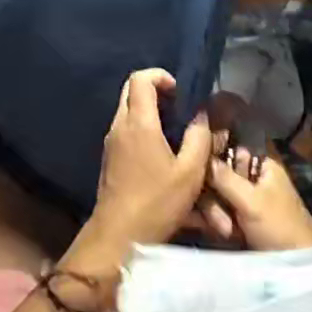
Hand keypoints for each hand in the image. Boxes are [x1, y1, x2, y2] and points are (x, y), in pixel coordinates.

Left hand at [87, 69, 221, 249]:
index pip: (140, 78)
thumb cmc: (156, 202)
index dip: (161, 76)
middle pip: (131, 91)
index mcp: (138, 122)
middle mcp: (119, 126)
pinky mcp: (110, 157)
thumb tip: (201, 115)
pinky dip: (143, 128)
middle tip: (180, 107)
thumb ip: (198, 138)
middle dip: (155, 91)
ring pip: (127, 111)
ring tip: (176, 130)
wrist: (118, 235)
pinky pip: (125, 129)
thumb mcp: (189, 172)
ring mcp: (111, 142)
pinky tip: (163, 151)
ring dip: (149, 111)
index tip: (181, 92)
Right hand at [206, 146, 311, 251]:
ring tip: (228, 231)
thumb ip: (223, 176)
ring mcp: (243, 197)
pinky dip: (215, 221)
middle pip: (217, 172)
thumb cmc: (279, 227)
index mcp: (261, 163)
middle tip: (222, 217)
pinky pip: (216, 210)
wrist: (294, 268)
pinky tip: (221, 233)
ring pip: (214, 193)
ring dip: (215, 212)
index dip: (212, 154)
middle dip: (214, 194)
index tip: (197, 166)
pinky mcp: (237, 217)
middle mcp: (250, 176)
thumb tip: (198, 151)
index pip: (230, 146)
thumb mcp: (251, 200)